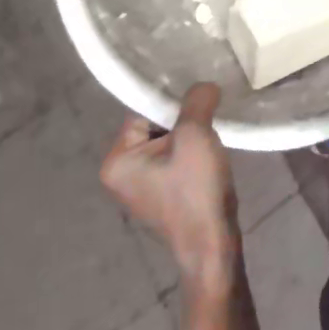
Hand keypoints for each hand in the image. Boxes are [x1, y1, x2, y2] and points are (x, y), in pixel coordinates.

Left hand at [100, 84, 238, 291]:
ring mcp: (140, 187)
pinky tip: (210, 157)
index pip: (144, 111)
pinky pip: (174, 160)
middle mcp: (120, 173)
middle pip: (156, 125)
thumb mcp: (195, 135)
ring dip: (191, 137)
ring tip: (210, 141)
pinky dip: (193, 153)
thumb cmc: (195, 189)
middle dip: (183, 121)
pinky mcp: (161, 195)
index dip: (173, 104)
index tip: (199, 103)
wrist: (212, 244)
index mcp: (116, 160)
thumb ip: (196, 100)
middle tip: (207, 122)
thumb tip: (204, 85)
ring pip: (168, 142)